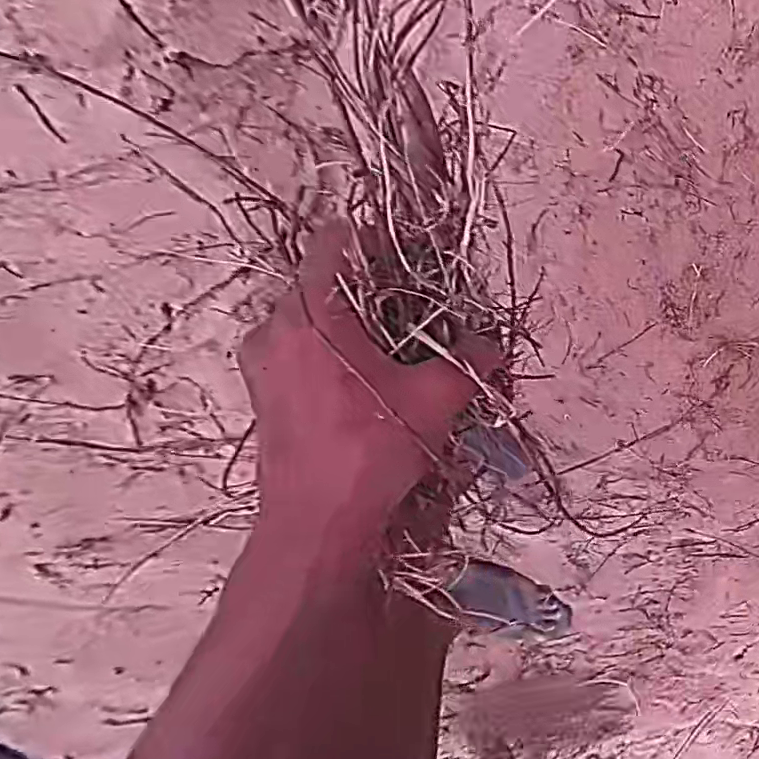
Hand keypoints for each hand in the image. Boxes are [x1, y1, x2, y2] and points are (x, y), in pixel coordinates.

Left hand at [238, 224, 487, 532]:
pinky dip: (345, 345)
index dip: (374, 238)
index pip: (333, 248)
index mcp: (311, 318)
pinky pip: (308, 345)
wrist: (318, 520)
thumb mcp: (438, 396)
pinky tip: (383, 371)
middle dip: (378, 287)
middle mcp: (275, 331)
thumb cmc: (372, 447)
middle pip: (327, 283)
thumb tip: (494, 346)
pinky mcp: (268, 390)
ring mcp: (264, 362)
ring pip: (318, 317)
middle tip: (425, 302)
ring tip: (409, 340)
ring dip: (363, 319)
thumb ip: (471, 360)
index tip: (409, 247)